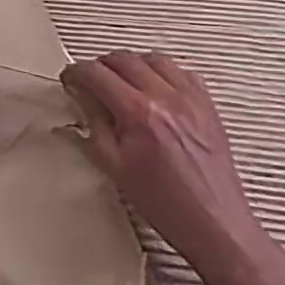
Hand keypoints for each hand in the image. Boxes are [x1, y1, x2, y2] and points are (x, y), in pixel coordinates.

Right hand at [61, 51, 255, 248]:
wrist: (214, 226)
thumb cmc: (169, 205)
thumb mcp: (114, 166)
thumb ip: (94, 123)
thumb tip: (83, 97)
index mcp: (139, 113)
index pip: (97, 73)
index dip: (76, 73)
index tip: (71, 79)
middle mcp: (167, 99)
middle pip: (123, 58)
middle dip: (100, 65)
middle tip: (91, 80)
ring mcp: (191, 99)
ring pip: (152, 58)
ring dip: (131, 63)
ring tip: (121, 80)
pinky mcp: (208, 106)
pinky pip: (181, 71)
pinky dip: (162, 72)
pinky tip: (154, 86)